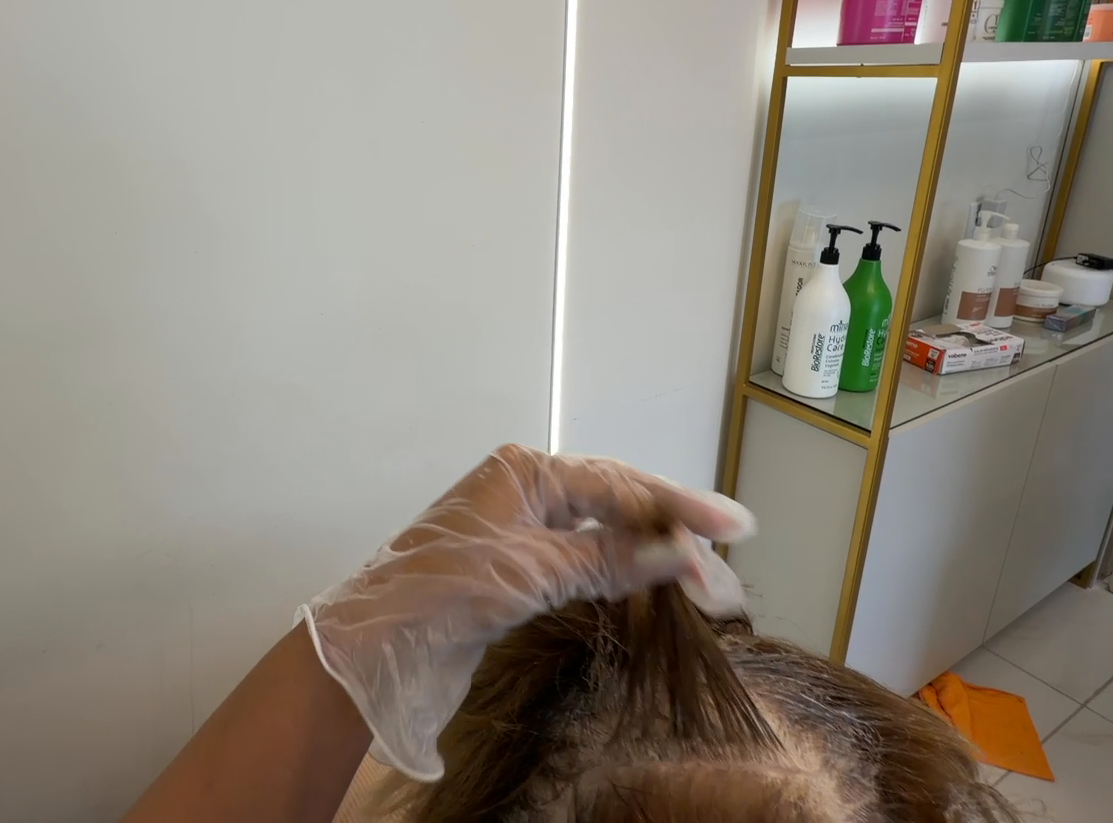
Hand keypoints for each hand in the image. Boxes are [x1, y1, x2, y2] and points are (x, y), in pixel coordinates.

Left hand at [297, 444, 754, 780]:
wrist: (381, 643)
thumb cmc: (445, 589)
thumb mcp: (532, 568)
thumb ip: (608, 558)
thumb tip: (681, 551)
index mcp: (524, 470)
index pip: (615, 481)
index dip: (676, 505)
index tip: (732, 527)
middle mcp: (525, 489)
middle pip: (613, 501)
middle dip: (668, 531)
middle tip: (725, 564)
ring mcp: (522, 526)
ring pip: (601, 531)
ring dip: (647, 553)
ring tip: (702, 579)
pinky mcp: (518, 565)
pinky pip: (583, 557)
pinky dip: (618, 570)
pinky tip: (647, 580)